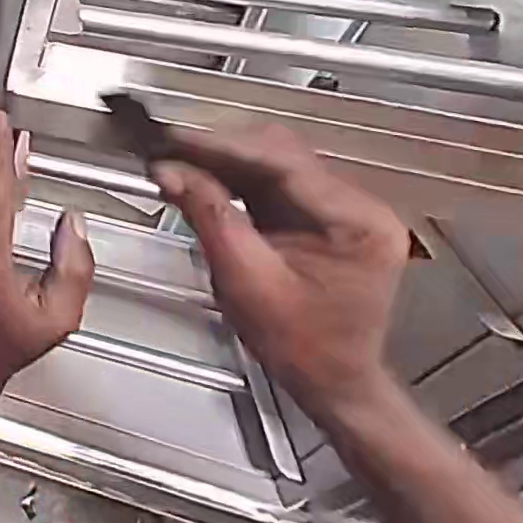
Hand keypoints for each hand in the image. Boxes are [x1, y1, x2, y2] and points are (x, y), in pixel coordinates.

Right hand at [152, 123, 410, 406]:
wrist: (334, 383)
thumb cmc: (301, 348)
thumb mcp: (248, 284)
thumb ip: (211, 219)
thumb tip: (171, 171)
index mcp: (356, 221)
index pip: (282, 163)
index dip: (221, 146)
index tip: (174, 140)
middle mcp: (356, 202)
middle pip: (278, 152)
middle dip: (218, 149)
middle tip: (167, 149)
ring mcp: (338, 204)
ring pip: (270, 159)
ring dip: (220, 159)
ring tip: (176, 160)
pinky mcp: (316, 209)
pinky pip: (268, 178)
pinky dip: (230, 176)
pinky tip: (200, 176)